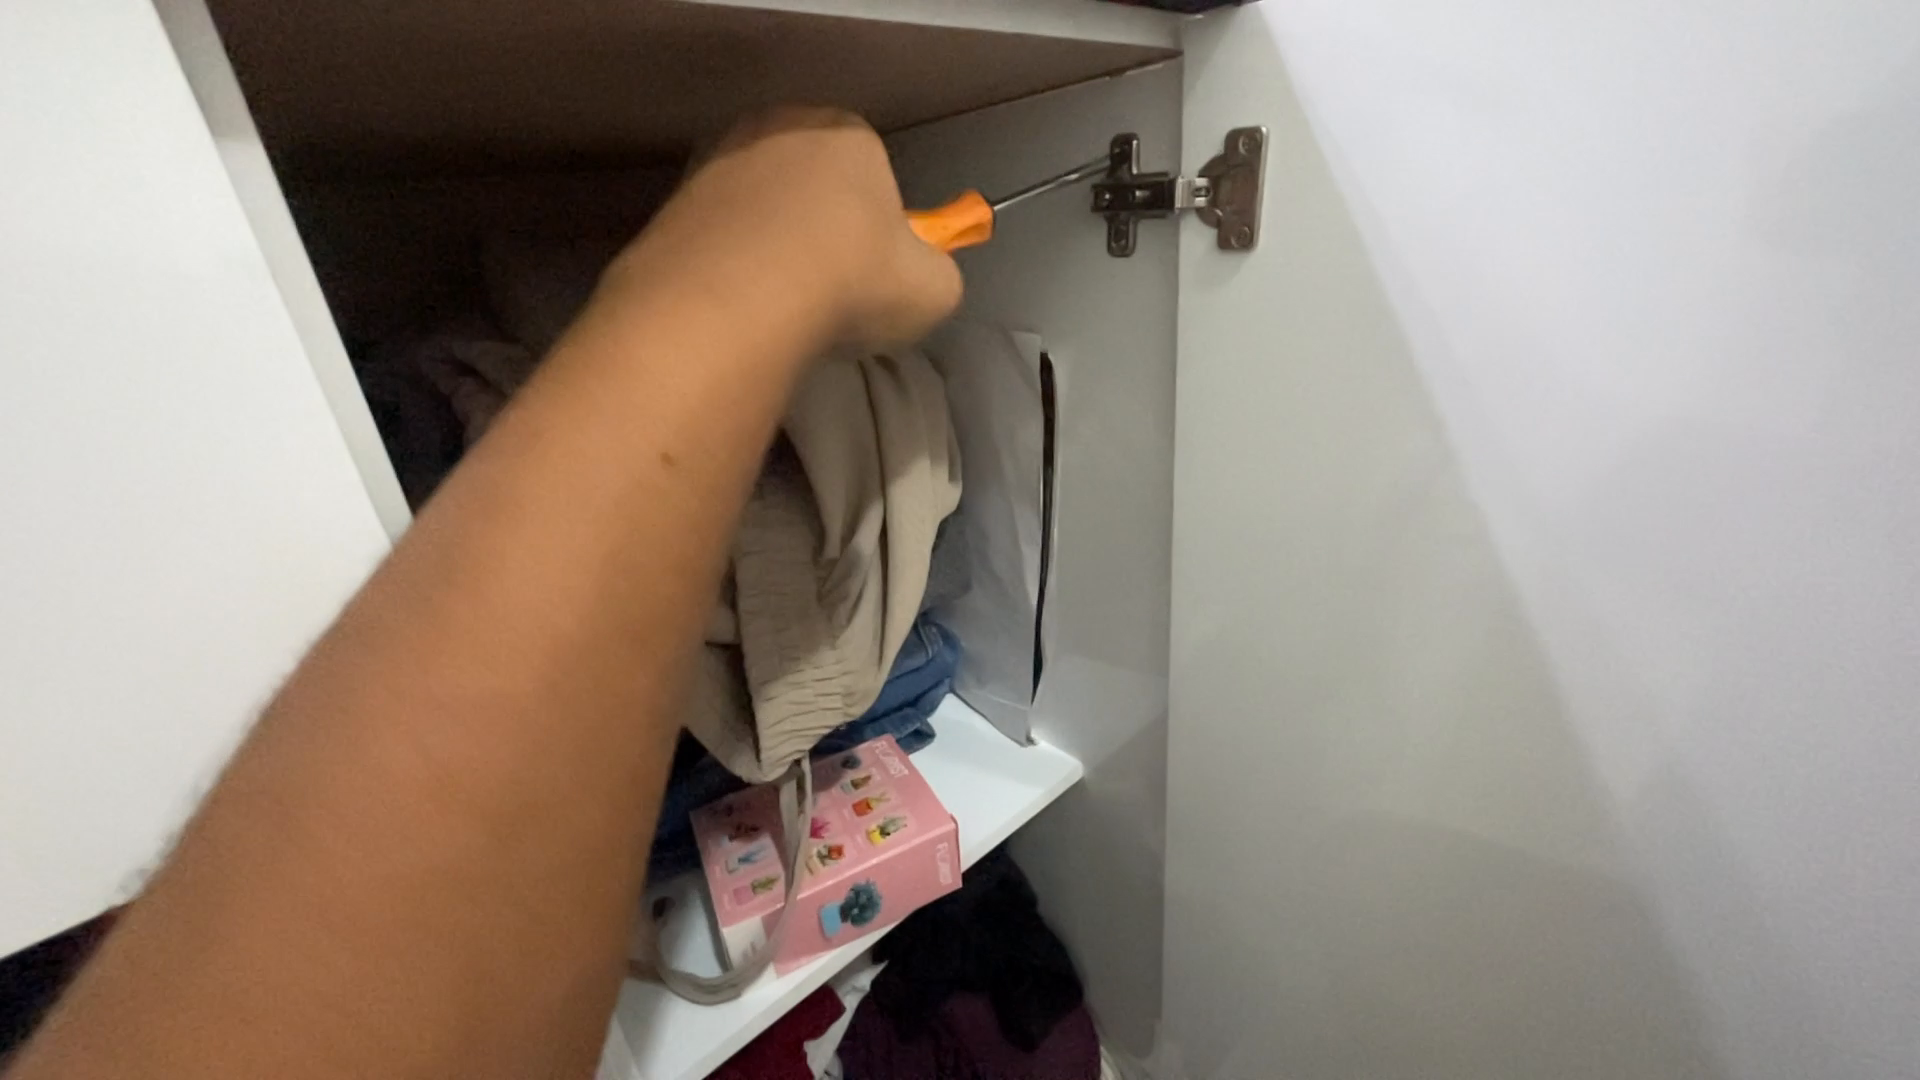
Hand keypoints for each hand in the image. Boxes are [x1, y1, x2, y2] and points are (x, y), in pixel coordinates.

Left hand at [602, 108, 963, 350]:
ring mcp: (717, 160)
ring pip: (763, 210)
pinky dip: (733, 265)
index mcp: (848, 133)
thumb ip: (937, 274)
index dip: (880, 230)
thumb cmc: (852, 282)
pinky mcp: (674, 201)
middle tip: (829, 293)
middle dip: (823, 231)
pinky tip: (743, 305)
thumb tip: (922, 276)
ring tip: (782, 306)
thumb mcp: (934, 291)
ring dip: (774, 248)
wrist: (739, 301)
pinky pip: (720, 235)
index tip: (873, 276)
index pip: (875, 174)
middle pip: (813, 186)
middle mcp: (778, 127)